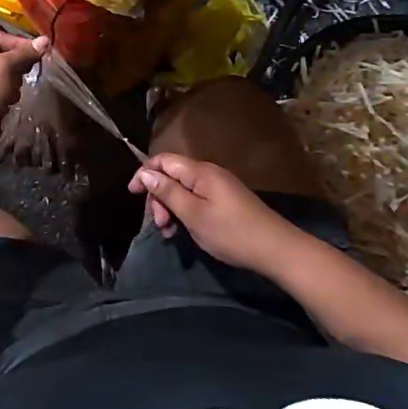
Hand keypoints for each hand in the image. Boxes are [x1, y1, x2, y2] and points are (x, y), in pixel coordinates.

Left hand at [0, 32, 47, 137]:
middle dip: (16, 63)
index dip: (17, 42)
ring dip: (13, 80)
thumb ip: (25, 52)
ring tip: (15, 90)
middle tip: (28, 71)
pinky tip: (10, 102)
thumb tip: (45, 40)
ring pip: (1, 74)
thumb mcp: (6, 66)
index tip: (37, 52)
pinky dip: (7, 93)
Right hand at [128, 153, 300, 273]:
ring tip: (170, 232)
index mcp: (200, 172)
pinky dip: (185, 212)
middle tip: (160, 225)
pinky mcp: (226, 201)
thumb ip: (168, 192)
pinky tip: (185, 231)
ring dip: (171, 208)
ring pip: (183, 190)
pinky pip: (197, 199)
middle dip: (159, 197)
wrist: (275, 248)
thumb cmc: (230, 232)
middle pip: (172, 175)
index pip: (164, 160)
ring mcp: (219, 187)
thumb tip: (145, 173)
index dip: (145, 173)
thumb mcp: (193, 214)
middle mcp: (209, 173)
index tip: (133, 195)